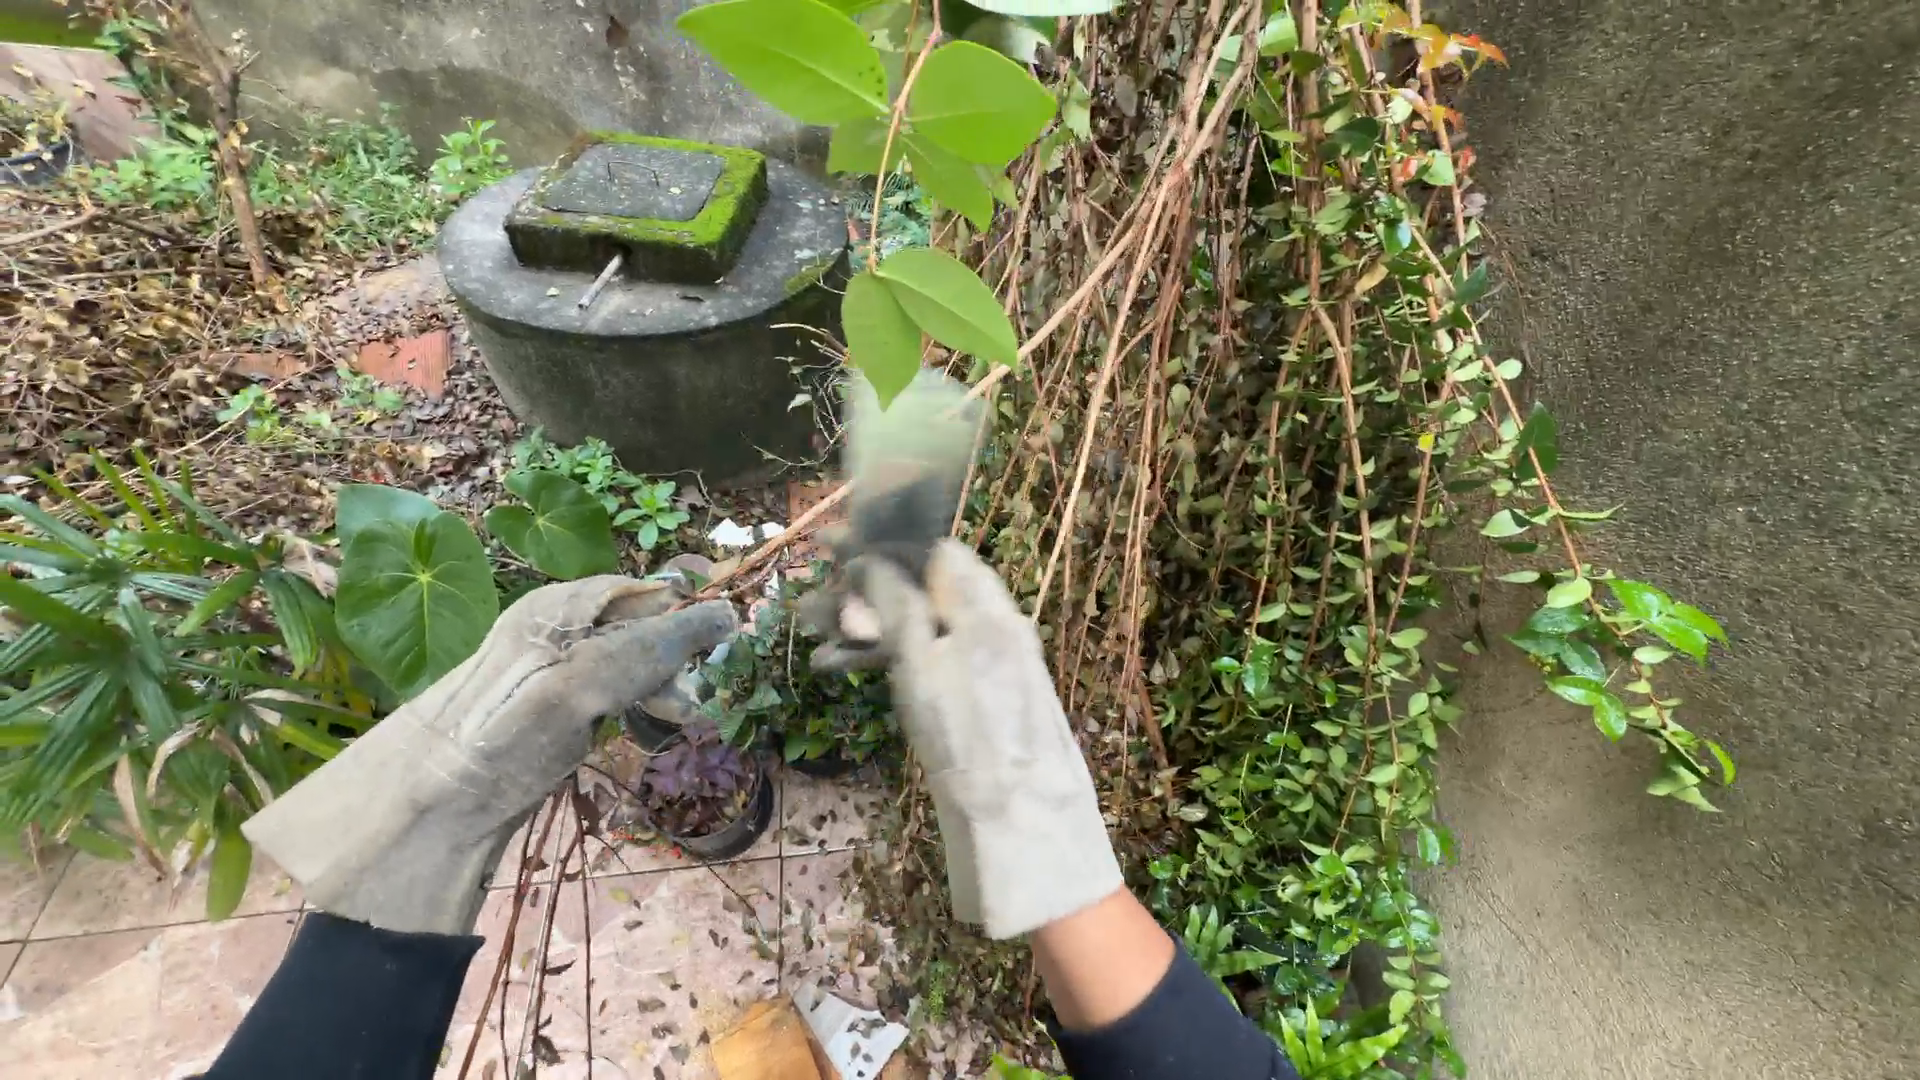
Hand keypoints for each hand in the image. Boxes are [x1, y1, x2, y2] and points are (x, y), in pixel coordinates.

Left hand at [244, 576, 735, 934]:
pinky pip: (613, 693)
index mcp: (565, 602)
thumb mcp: (610, 668)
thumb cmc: (530, 718)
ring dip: (664, 685)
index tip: (721, 641)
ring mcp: (555, 669)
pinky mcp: (555, 709)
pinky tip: (652, 723)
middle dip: (677, 656)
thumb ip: (673, 637)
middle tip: (701, 688)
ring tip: (685, 715)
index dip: (686, 612)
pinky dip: (639, 705)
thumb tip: (731, 613)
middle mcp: (560, 627)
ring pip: (630, 664)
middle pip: (640, 626)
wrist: (445, 799)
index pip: (646, 590)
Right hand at [855, 539, 1121, 938]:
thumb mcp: (923, 663)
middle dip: (864, 589)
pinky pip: (927, 659)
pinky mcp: (976, 697)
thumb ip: (900, 605)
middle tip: (815, 599)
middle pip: (921, 589)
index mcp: (988, 607)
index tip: (837, 549)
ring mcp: (985, 662)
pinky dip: (887, 657)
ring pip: (918, 626)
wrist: (1020, 824)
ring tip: (815, 638)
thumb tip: (872, 562)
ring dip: (866, 625)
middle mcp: (991, 625)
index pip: (935, 551)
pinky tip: (841, 665)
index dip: (884, 545)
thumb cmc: (968, 737)